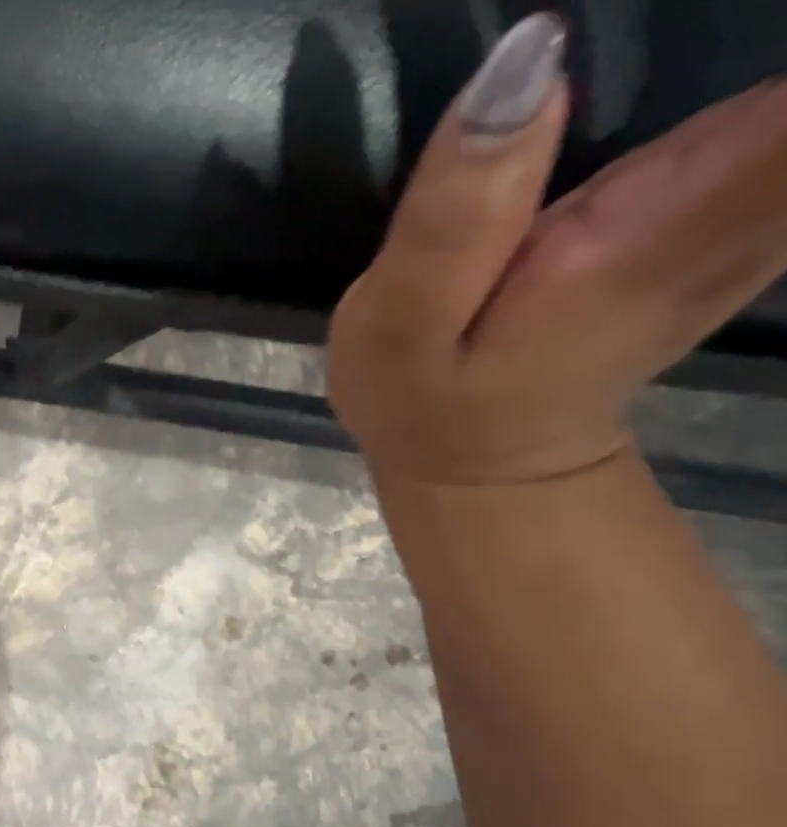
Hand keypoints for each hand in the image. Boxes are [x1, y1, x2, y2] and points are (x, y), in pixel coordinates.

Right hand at [329, 12, 786, 484]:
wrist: (485, 459)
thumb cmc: (428, 397)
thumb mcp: (402, 319)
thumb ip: (458, 207)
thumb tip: (529, 59)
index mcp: (662, 227)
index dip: (772, 81)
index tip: (690, 28)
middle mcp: (750, 206)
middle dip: (767, 34)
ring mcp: (762, 205)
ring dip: (762, 62)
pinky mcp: (743, 202)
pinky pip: (786, 128)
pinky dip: (769, 111)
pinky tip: (740, 89)